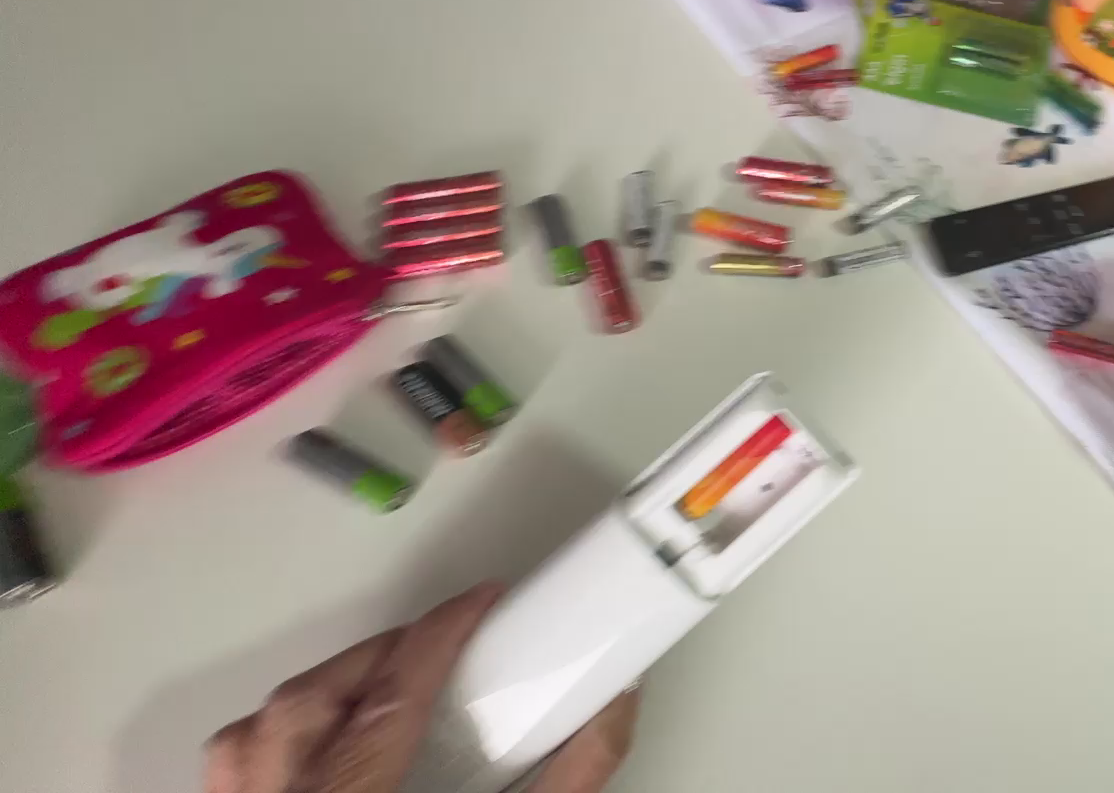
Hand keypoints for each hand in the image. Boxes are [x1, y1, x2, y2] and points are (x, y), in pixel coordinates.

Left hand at [206, 583, 641, 792]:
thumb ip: (574, 778)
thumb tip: (618, 701)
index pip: (389, 703)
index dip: (439, 635)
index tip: (485, 601)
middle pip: (302, 709)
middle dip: (379, 652)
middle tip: (443, 637)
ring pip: (244, 744)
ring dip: (318, 696)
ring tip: (384, 680)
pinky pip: (233, 780)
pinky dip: (277, 744)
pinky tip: (332, 746)